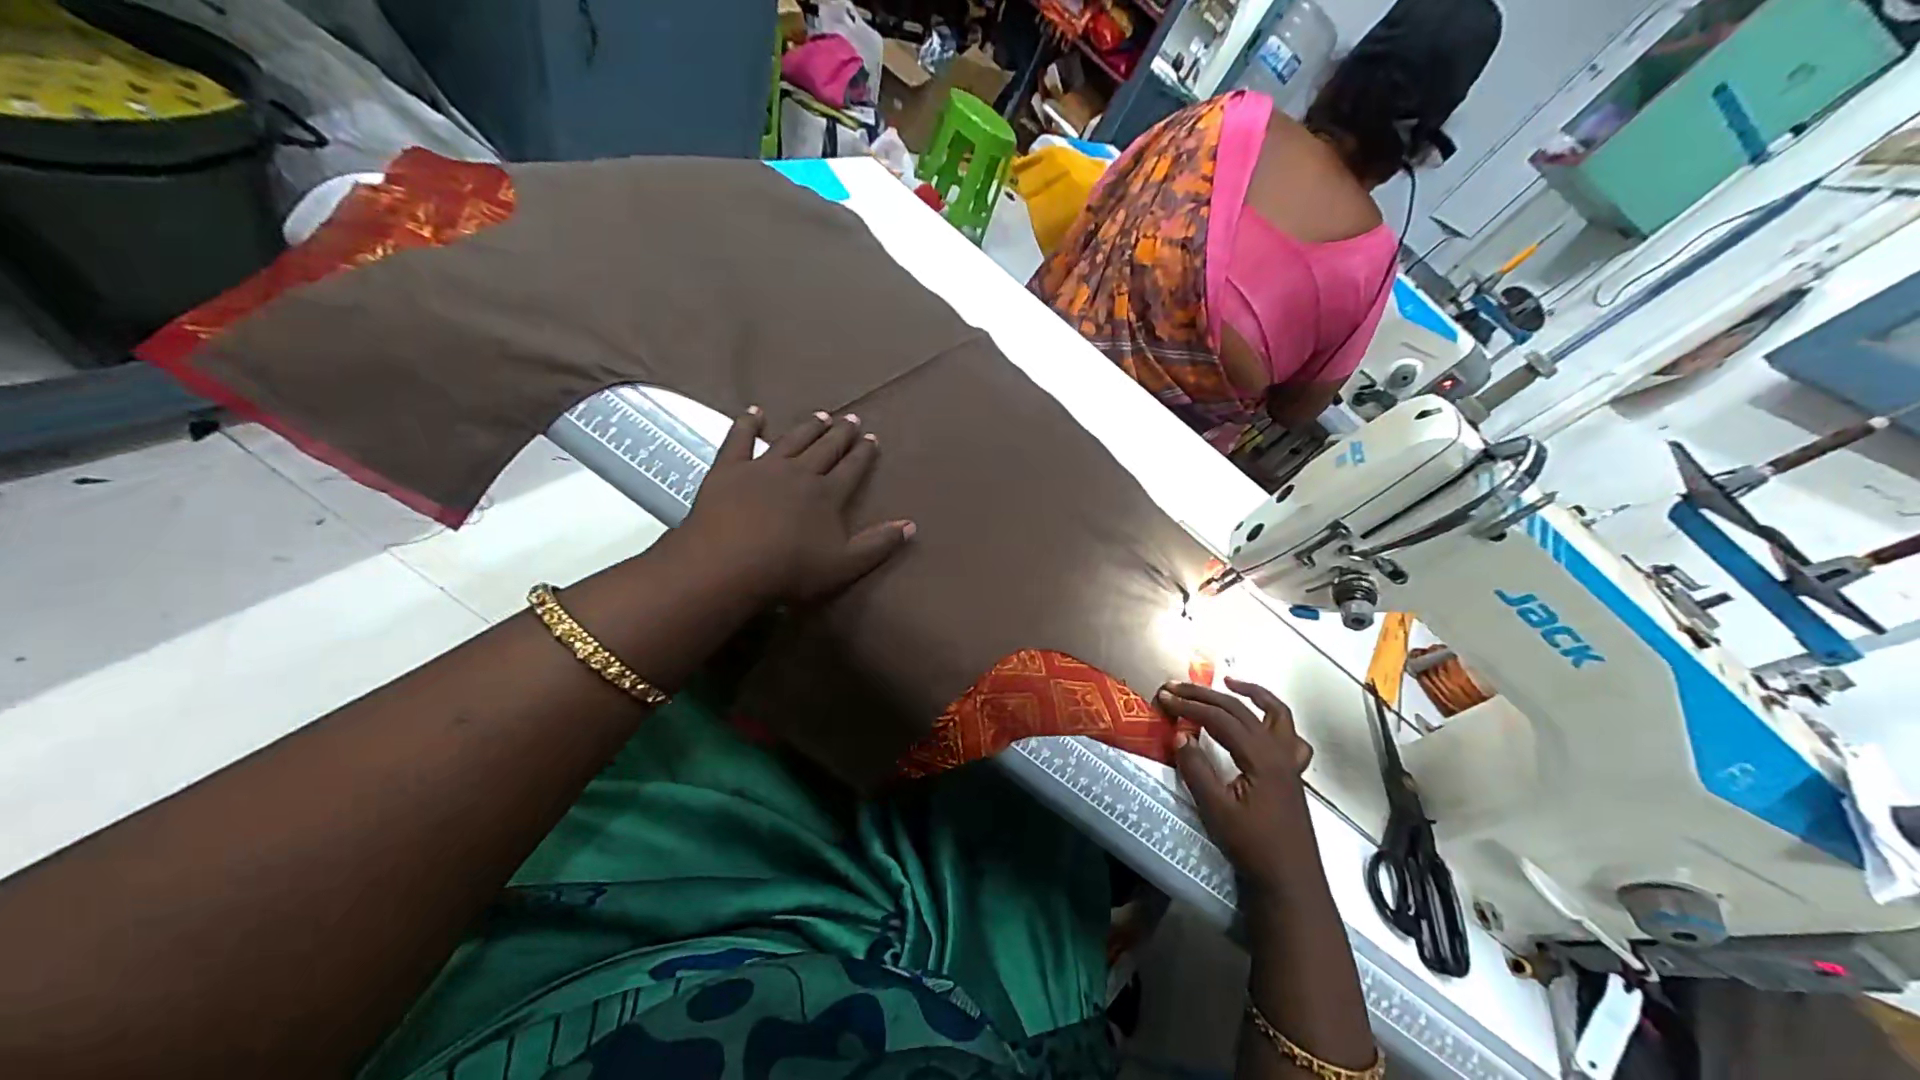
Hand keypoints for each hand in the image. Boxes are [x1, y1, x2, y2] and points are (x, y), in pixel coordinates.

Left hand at [681, 407, 914, 603]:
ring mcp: (763, 467)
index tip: (872, 439)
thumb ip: (878, 544)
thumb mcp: (845, 564)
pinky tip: (755, 413)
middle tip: (852, 419)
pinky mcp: (730, 469)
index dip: (863, 454)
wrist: (730, 564)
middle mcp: (800, 473)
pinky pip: (740, 439)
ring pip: (792, 440)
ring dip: (808, 428)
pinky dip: (748, 424)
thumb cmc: (790, 569)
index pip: (852, 469)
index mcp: (827, 494)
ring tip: (821, 416)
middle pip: (825, 449)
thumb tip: (911, 525)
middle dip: (841, 434)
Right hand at [1158, 678, 1315, 897]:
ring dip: (1252, 694)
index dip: (1190, 705)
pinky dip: (1274, 720)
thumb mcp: (1216, 810)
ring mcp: (1289, 762)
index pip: (1220, 719)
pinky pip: (1289, 736)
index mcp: (1261, 757)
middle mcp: (1279, 751)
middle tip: (1177, 687)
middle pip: (1241, 710)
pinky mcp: (1292, 774)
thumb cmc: (1251, 846)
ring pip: (1276, 714)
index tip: (1164, 697)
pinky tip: (1261, 722)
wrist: (1289, 880)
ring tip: (1229, 682)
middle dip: (1206, 695)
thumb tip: (1180, 735)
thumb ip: (1196, 769)